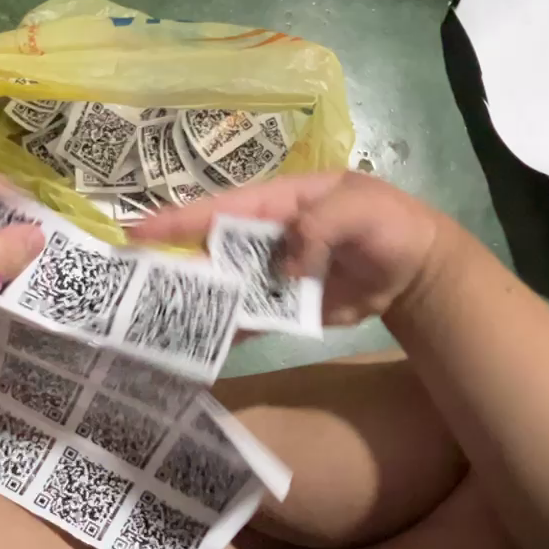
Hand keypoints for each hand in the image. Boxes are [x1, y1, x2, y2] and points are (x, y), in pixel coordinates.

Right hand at [130, 171, 463, 327]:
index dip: (179, 221)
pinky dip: (227, 331)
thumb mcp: (359, 208)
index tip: (137, 233)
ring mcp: (272, 274)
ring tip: (156, 321)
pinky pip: (250, 318)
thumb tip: (282, 265)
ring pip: (226, 288)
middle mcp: (265, 237)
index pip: (221, 209)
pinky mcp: (283, 306)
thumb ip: (319, 226)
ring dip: (197, 303)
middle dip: (175, 266)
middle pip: (212, 251)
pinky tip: (200, 346)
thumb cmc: (387, 223)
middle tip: (134, 286)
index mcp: (277, 202)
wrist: (414, 269)